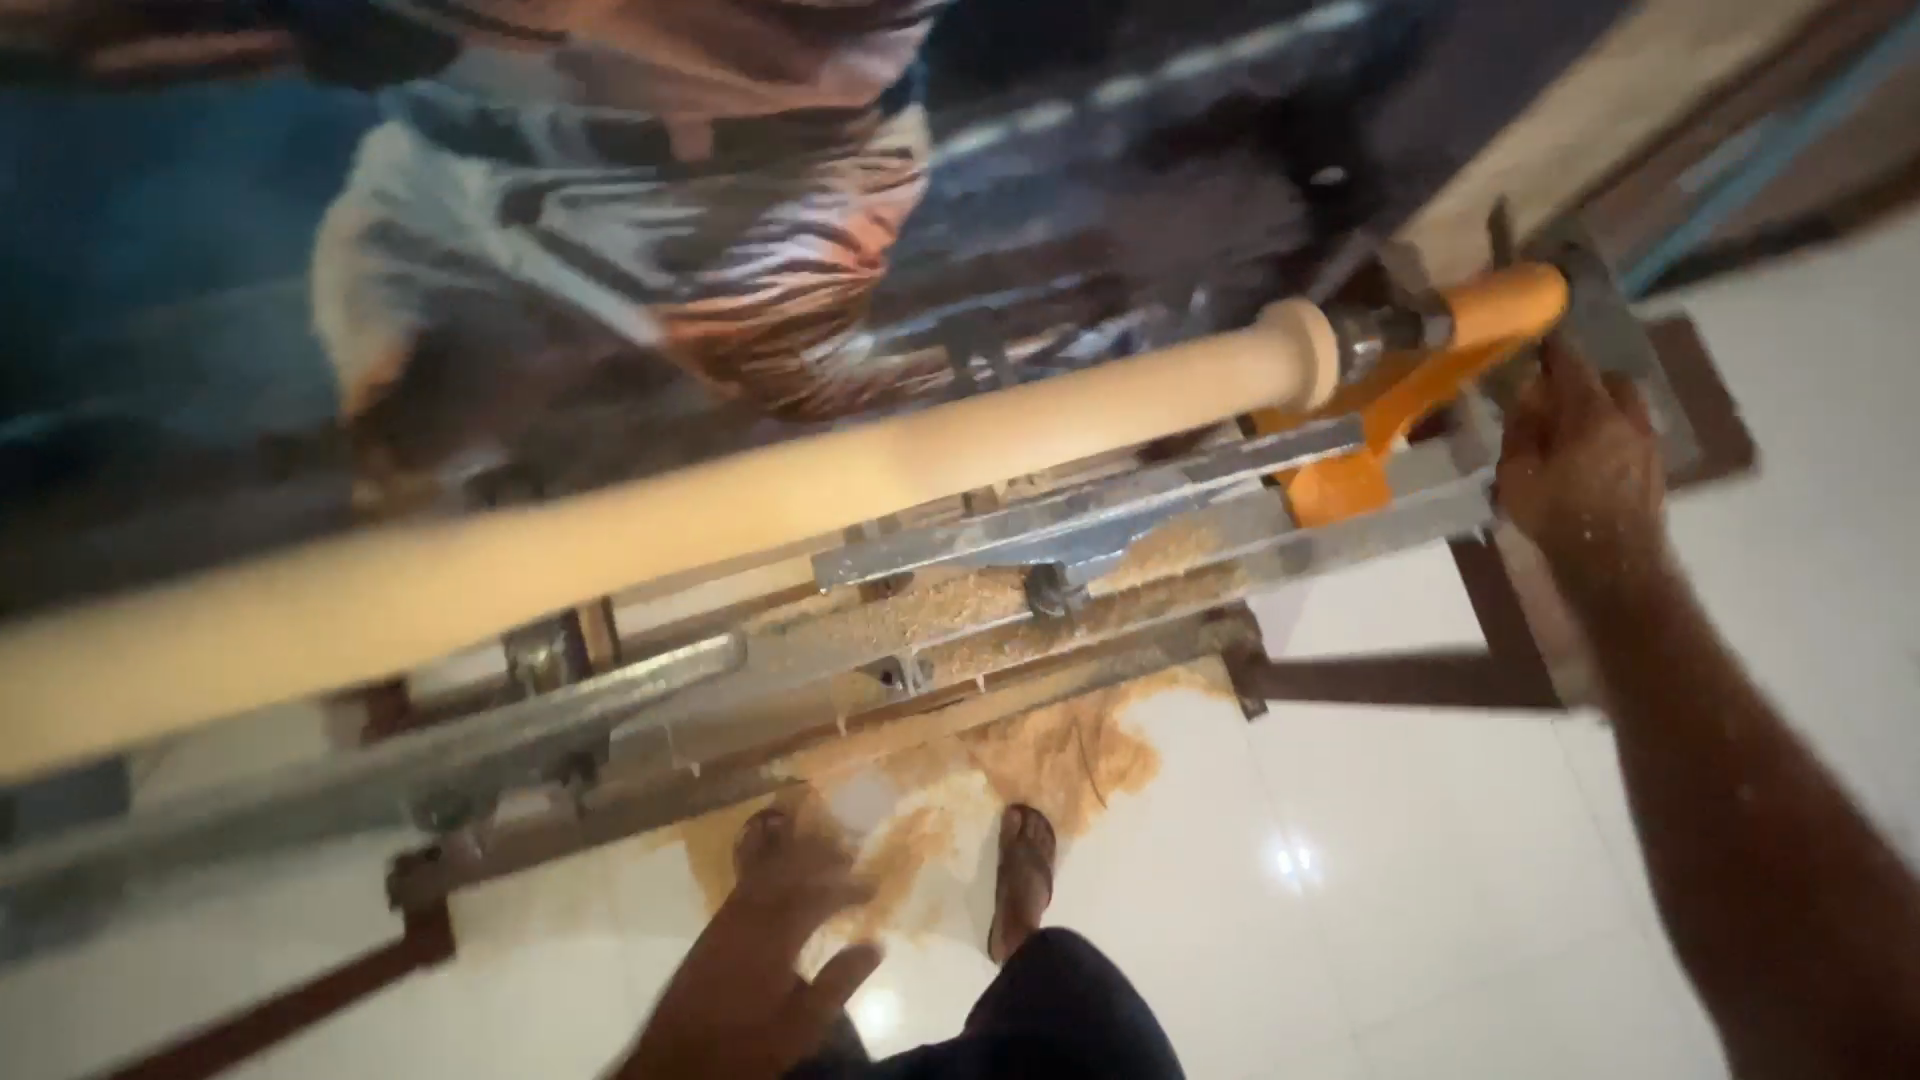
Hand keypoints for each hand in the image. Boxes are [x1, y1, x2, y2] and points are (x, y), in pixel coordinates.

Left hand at [619, 811, 881, 1079]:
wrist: (677, 1061)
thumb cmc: (745, 1046)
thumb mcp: (801, 1026)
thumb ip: (839, 982)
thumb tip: (875, 945)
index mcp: (775, 936)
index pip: (819, 896)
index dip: (848, 887)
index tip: (873, 886)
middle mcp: (750, 915)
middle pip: (789, 868)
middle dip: (821, 855)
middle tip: (849, 852)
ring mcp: (727, 917)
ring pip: (765, 869)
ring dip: (795, 856)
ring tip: (820, 852)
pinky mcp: (714, 926)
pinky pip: (748, 881)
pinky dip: (770, 868)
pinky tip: (780, 874)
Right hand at [1496, 341, 1669, 600]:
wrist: (1613, 562)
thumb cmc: (1556, 515)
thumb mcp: (1517, 473)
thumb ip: (1522, 429)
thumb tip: (1527, 395)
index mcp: (1592, 416)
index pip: (1574, 367)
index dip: (1556, 350)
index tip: (1541, 338)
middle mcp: (1629, 420)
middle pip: (1610, 381)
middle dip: (1582, 378)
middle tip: (1550, 391)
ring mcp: (1648, 442)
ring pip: (1625, 405)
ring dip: (1598, 404)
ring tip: (1567, 423)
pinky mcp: (1653, 465)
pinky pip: (1630, 430)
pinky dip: (1608, 427)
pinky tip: (1584, 451)